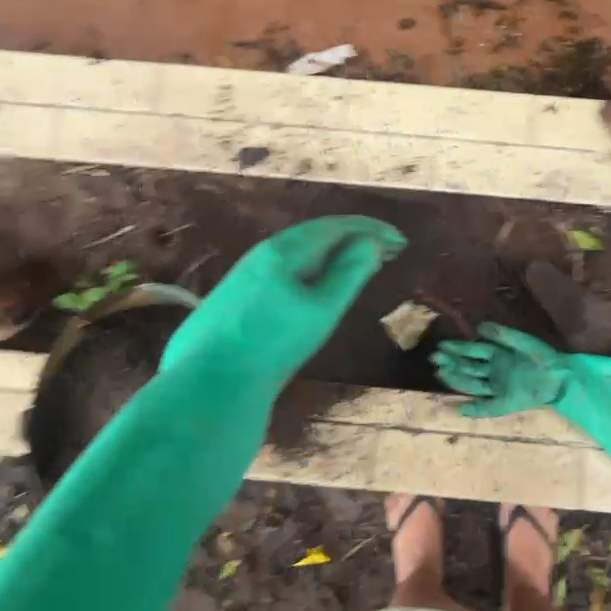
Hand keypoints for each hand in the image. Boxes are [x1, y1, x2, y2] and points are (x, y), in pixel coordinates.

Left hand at [158, 216, 406, 387]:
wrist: (210, 383)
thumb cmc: (274, 345)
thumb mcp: (321, 310)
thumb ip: (349, 273)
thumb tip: (370, 243)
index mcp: (283, 250)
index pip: (335, 227)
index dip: (370, 230)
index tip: (400, 240)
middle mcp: (262, 254)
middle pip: (315, 236)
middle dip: (354, 240)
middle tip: (387, 251)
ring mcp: (244, 275)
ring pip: (298, 254)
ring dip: (333, 255)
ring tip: (359, 265)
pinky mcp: (235, 298)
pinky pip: (283, 271)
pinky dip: (312, 270)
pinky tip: (317, 288)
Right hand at [431, 324, 568, 417]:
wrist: (562, 375)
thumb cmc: (542, 356)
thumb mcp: (522, 341)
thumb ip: (502, 335)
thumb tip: (479, 327)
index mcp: (497, 355)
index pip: (472, 352)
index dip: (457, 349)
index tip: (441, 347)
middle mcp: (494, 371)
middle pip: (468, 368)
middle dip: (451, 363)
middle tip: (435, 359)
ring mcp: (499, 388)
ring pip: (473, 384)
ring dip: (458, 380)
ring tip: (442, 374)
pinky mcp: (507, 402)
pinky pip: (488, 407)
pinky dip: (476, 409)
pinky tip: (462, 408)